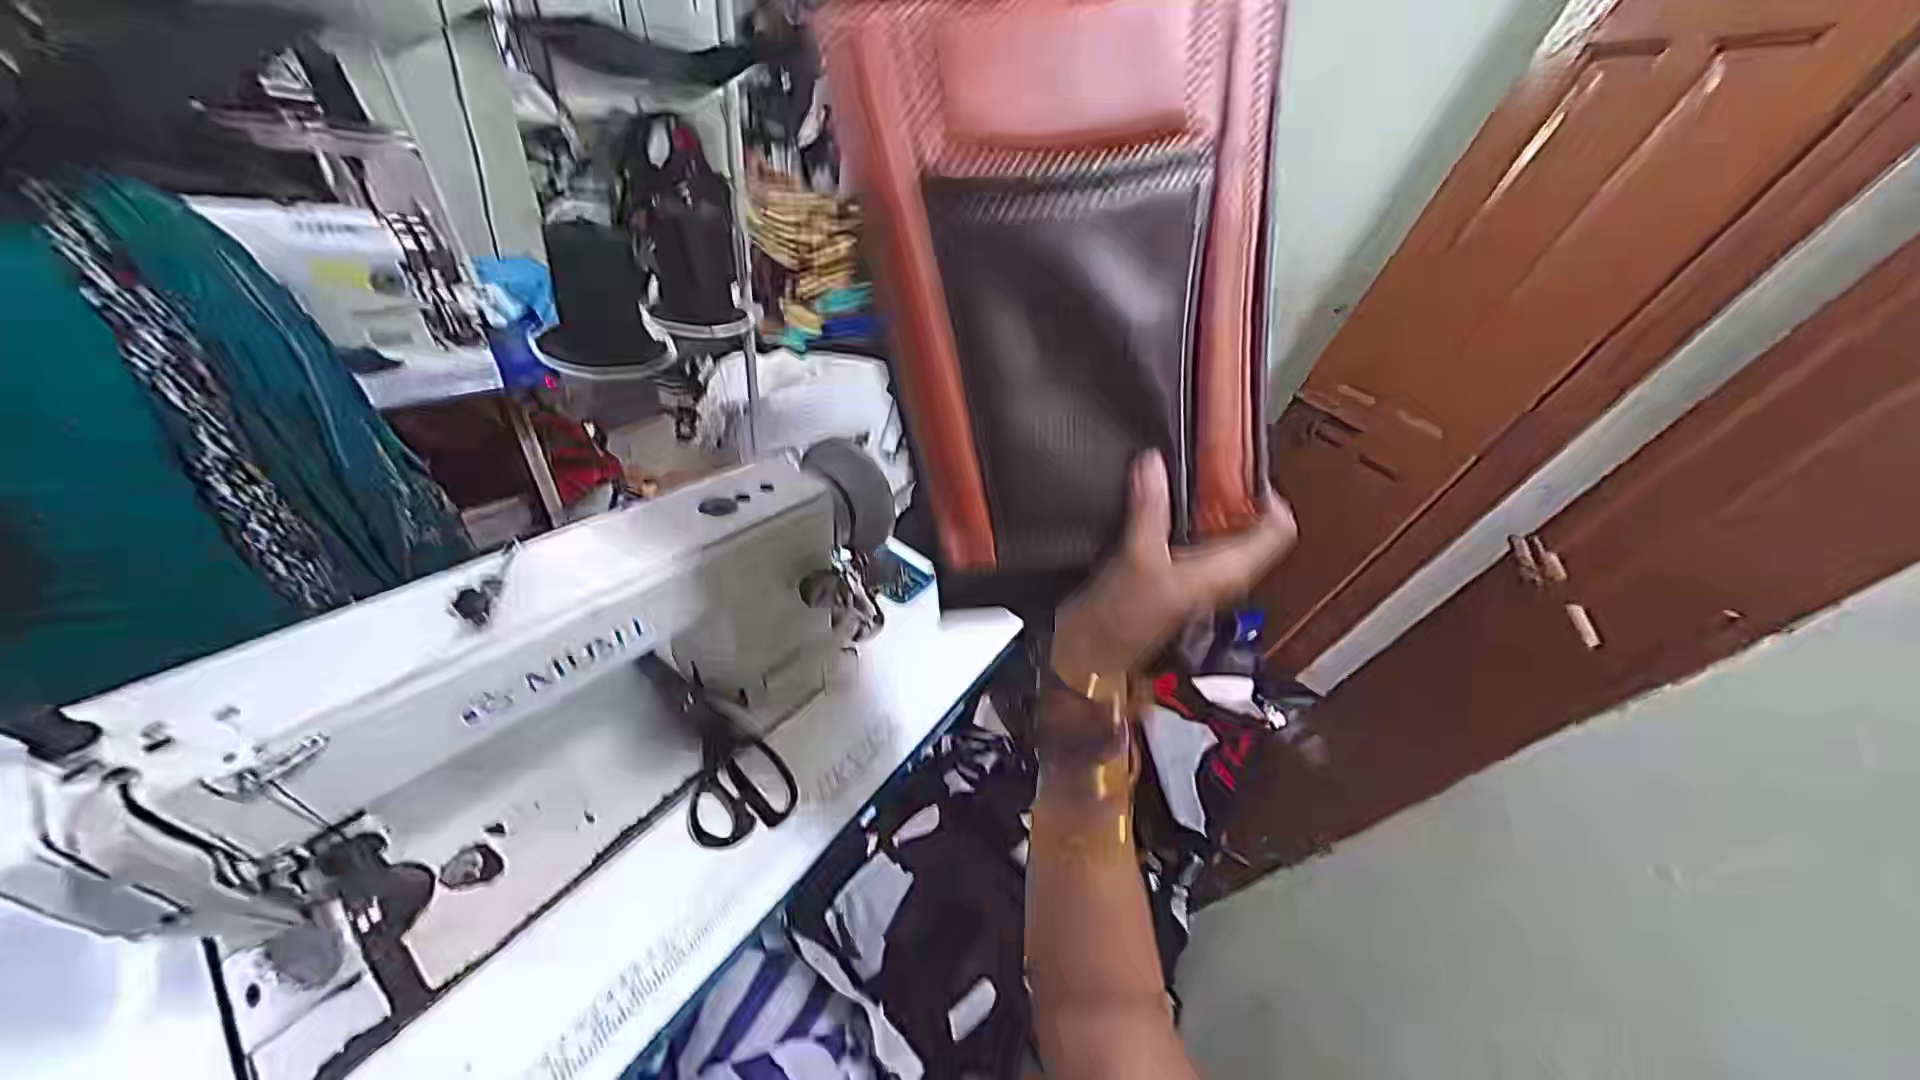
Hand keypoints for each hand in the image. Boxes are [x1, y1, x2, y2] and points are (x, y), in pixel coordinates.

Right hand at [1051, 452, 1296, 686]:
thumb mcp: (1138, 557)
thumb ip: (1148, 509)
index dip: (1270, 496)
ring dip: (1209, 503)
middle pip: (1251, 524)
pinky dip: (1186, 515)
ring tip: (1189, 478)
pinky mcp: (1176, 572)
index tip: (1246, 471)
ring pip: (1223, 529)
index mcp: (1228, 571)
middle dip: (1235, 492)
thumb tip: (1153, 466)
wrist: (1095, 648)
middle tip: (1213, 465)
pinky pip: (1195, 536)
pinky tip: (1164, 503)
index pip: (1279, 530)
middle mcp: (1221, 573)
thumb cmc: (1125, 622)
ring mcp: (1199, 574)